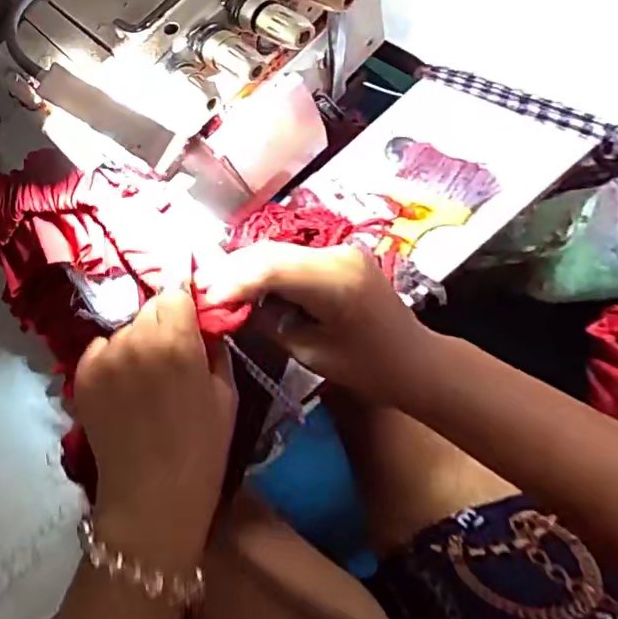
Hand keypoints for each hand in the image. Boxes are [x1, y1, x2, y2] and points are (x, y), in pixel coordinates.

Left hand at [73, 286, 236, 571]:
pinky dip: (113, 357)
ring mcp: (105, 353)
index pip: (174, 289)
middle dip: (162, 320)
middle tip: (171, 350)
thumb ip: (214, 346)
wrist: (151, 499)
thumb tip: (204, 318)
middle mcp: (136, 336)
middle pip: (149, 306)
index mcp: (176, 339)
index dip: (182, 298)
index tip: (186, 305)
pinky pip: (102, 347)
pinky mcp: (82, 371)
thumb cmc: (201, 449)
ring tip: (146, 376)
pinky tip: (123, 387)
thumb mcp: (226, 394)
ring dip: (137, 339)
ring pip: (125, 327)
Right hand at [199, 242, 424, 405]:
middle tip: (200, 288)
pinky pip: (290, 256)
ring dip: (244, 266)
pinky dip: (265, 268)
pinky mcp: (336, 254)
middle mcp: (336, 253)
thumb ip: (270, 323)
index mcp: (335, 280)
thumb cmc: (370, 369)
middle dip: (231, 270)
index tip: (203, 297)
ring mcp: (338, 249)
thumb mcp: (312, 354)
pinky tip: (245, 281)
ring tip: (214, 285)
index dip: (232, 281)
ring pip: (276, 251)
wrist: (418, 362)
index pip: (271, 269)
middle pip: (269, 253)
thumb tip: (233, 306)